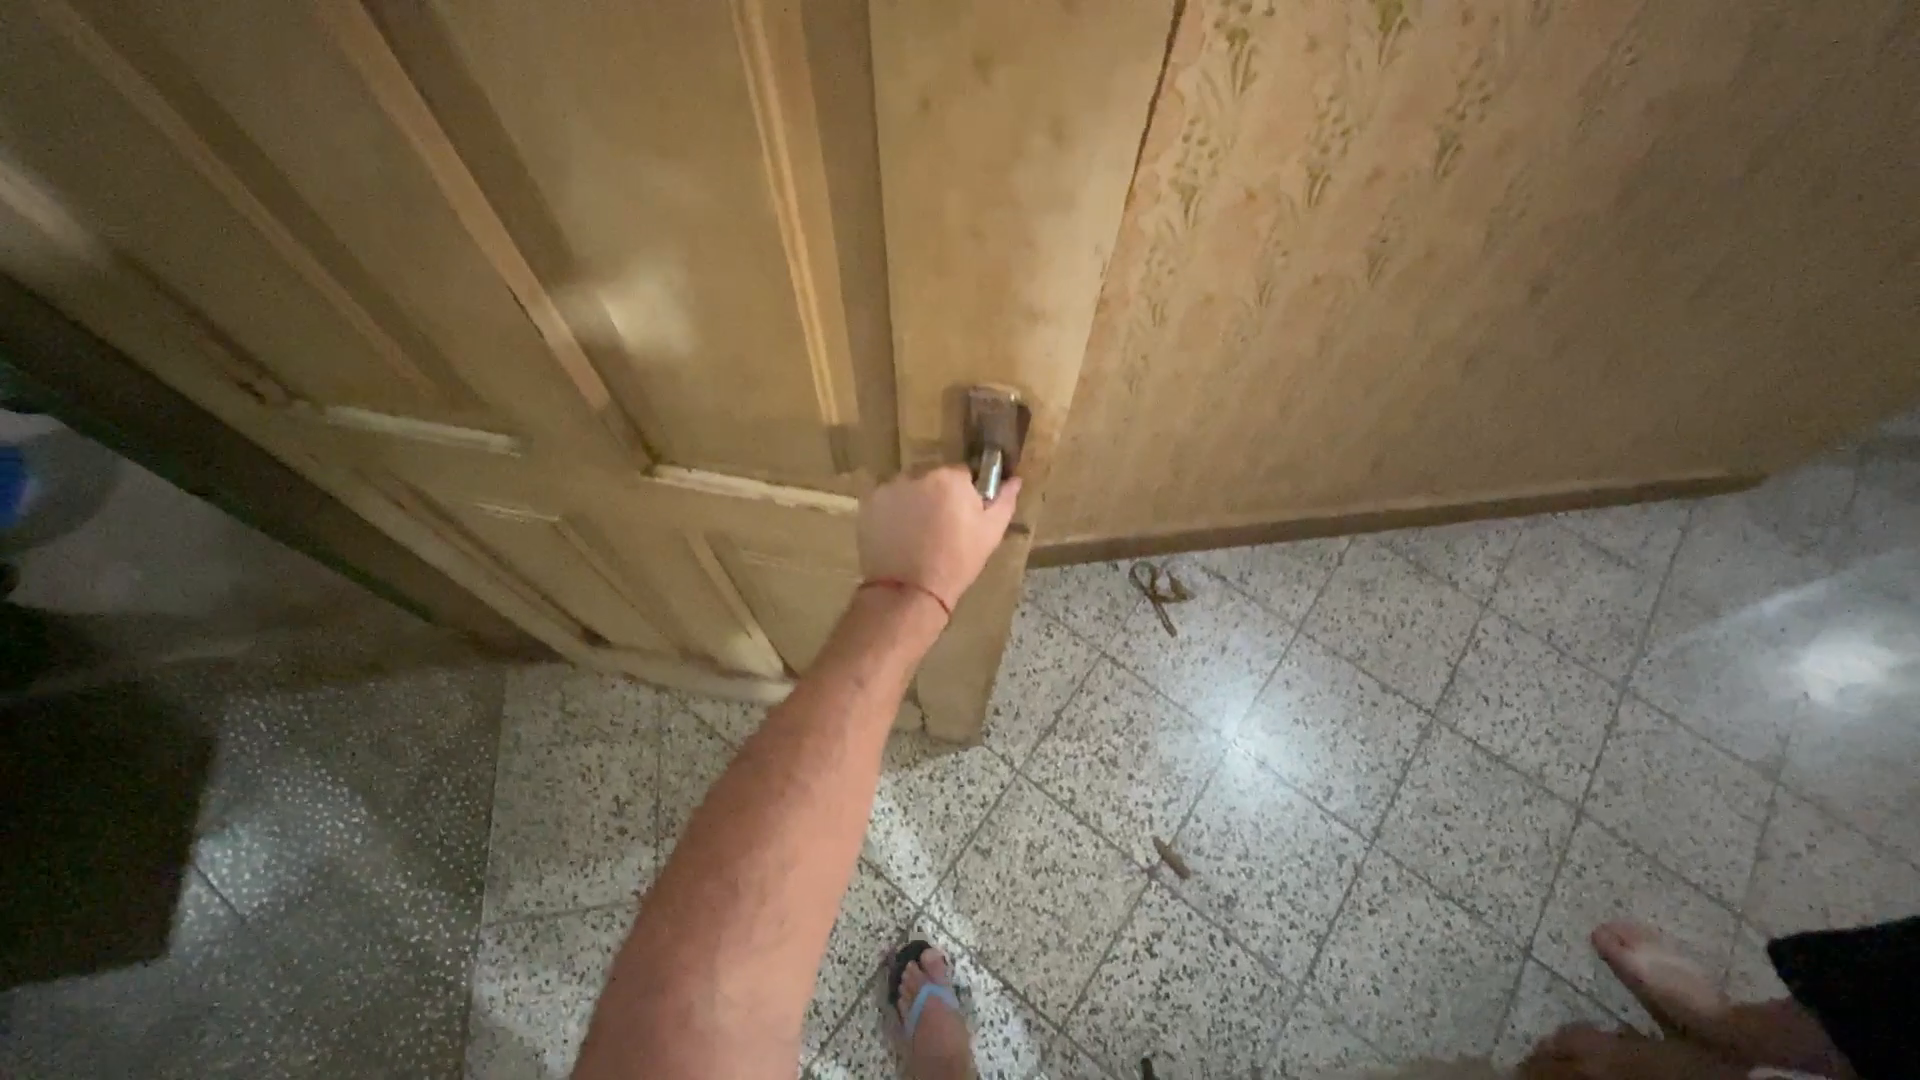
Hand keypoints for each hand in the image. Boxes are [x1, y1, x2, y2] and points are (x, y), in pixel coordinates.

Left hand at [858, 465, 1021, 613]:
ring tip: (917, 533)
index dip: (965, 494)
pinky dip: (893, 512)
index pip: (963, 473)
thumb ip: (1004, 500)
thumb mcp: (991, 533)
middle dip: (938, 495)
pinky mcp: (869, 503)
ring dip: (914, 501)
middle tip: (941, 527)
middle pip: (933, 477)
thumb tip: (1013, 479)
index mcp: (950, 477)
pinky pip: (887, 500)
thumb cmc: (957, 561)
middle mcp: (917, 474)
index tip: (964, 515)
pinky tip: (899, 535)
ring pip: (909, 487)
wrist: (910, 590)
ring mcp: (889, 488)